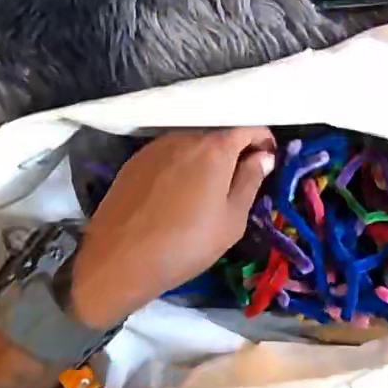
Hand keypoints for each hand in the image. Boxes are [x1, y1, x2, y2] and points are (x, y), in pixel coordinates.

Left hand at [67, 128, 276, 326]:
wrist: (118, 259)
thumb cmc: (186, 244)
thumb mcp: (231, 220)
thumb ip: (250, 180)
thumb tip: (263, 155)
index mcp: (214, 147)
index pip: (248, 127)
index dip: (264, 140)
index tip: (269, 161)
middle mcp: (184, 136)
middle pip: (219, 133)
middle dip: (235, 150)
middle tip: (240, 180)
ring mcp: (156, 146)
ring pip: (192, 142)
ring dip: (206, 157)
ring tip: (208, 190)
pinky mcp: (135, 160)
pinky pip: (169, 154)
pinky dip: (181, 164)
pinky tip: (178, 193)